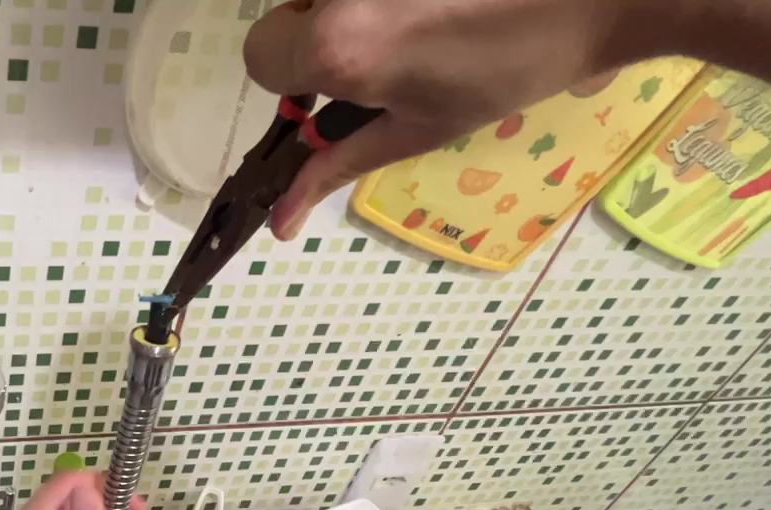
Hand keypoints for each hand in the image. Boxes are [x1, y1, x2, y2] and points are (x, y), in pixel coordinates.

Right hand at [243, 0, 637, 238]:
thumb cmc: (513, 66)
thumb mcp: (415, 130)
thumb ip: (334, 168)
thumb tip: (277, 226)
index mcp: (338, 45)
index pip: (258, 54)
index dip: (286, 73)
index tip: (330, 83)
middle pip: (292, 6)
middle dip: (322, 29)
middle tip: (391, 42)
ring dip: (360, 3)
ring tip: (426, 9)